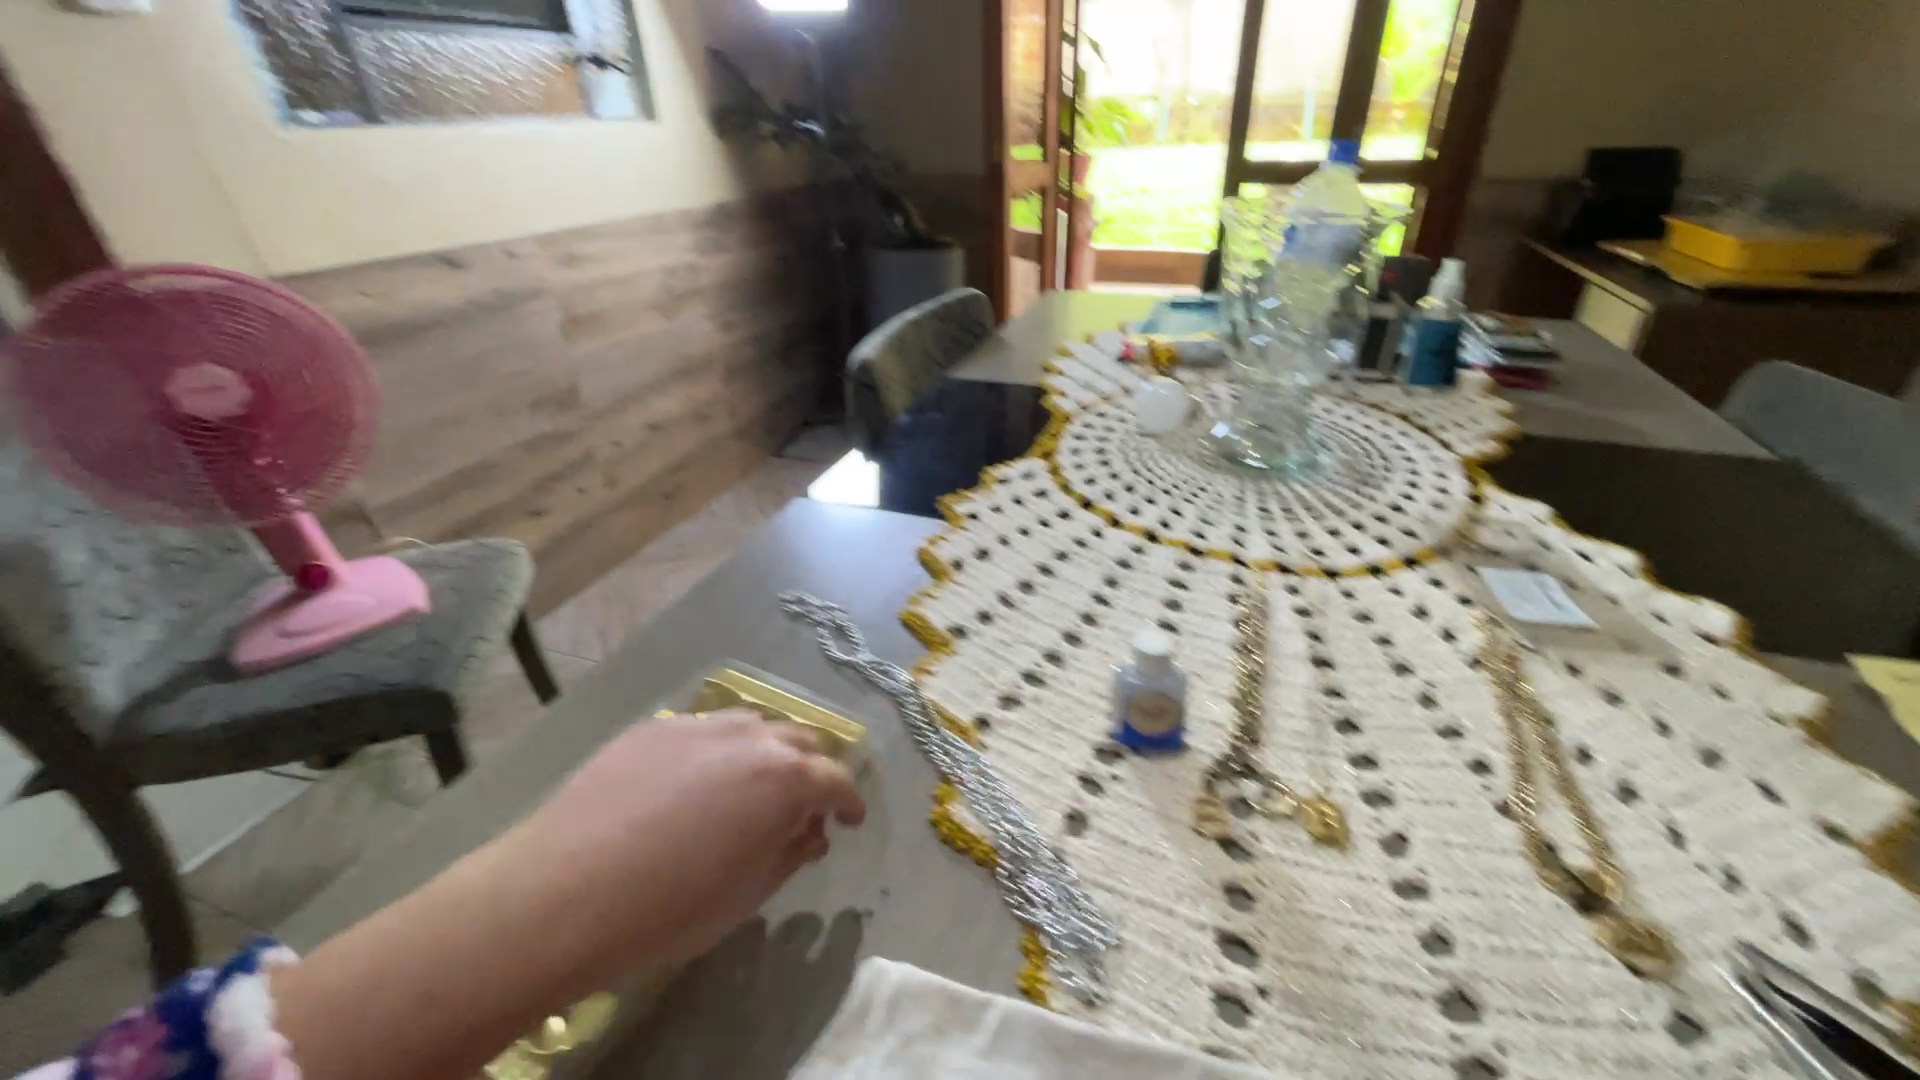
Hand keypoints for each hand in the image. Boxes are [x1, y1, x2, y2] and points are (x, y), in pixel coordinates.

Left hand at [502, 710, 865, 987]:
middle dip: (810, 770)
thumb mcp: (748, 893)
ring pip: (750, 726)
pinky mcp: (651, 729)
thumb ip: (791, 853)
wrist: (561, 894)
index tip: (850, 820)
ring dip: (764, 753)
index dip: (849, 801)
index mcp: (785, 778)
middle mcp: (749, 737)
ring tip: (749, 786)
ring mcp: (696, 725)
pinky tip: (691, 785)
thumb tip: (810, 832)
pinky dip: (715, 752)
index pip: (836, 779)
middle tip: (800, 805)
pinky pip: (701, 731)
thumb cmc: (670, 907)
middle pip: (799, 740)